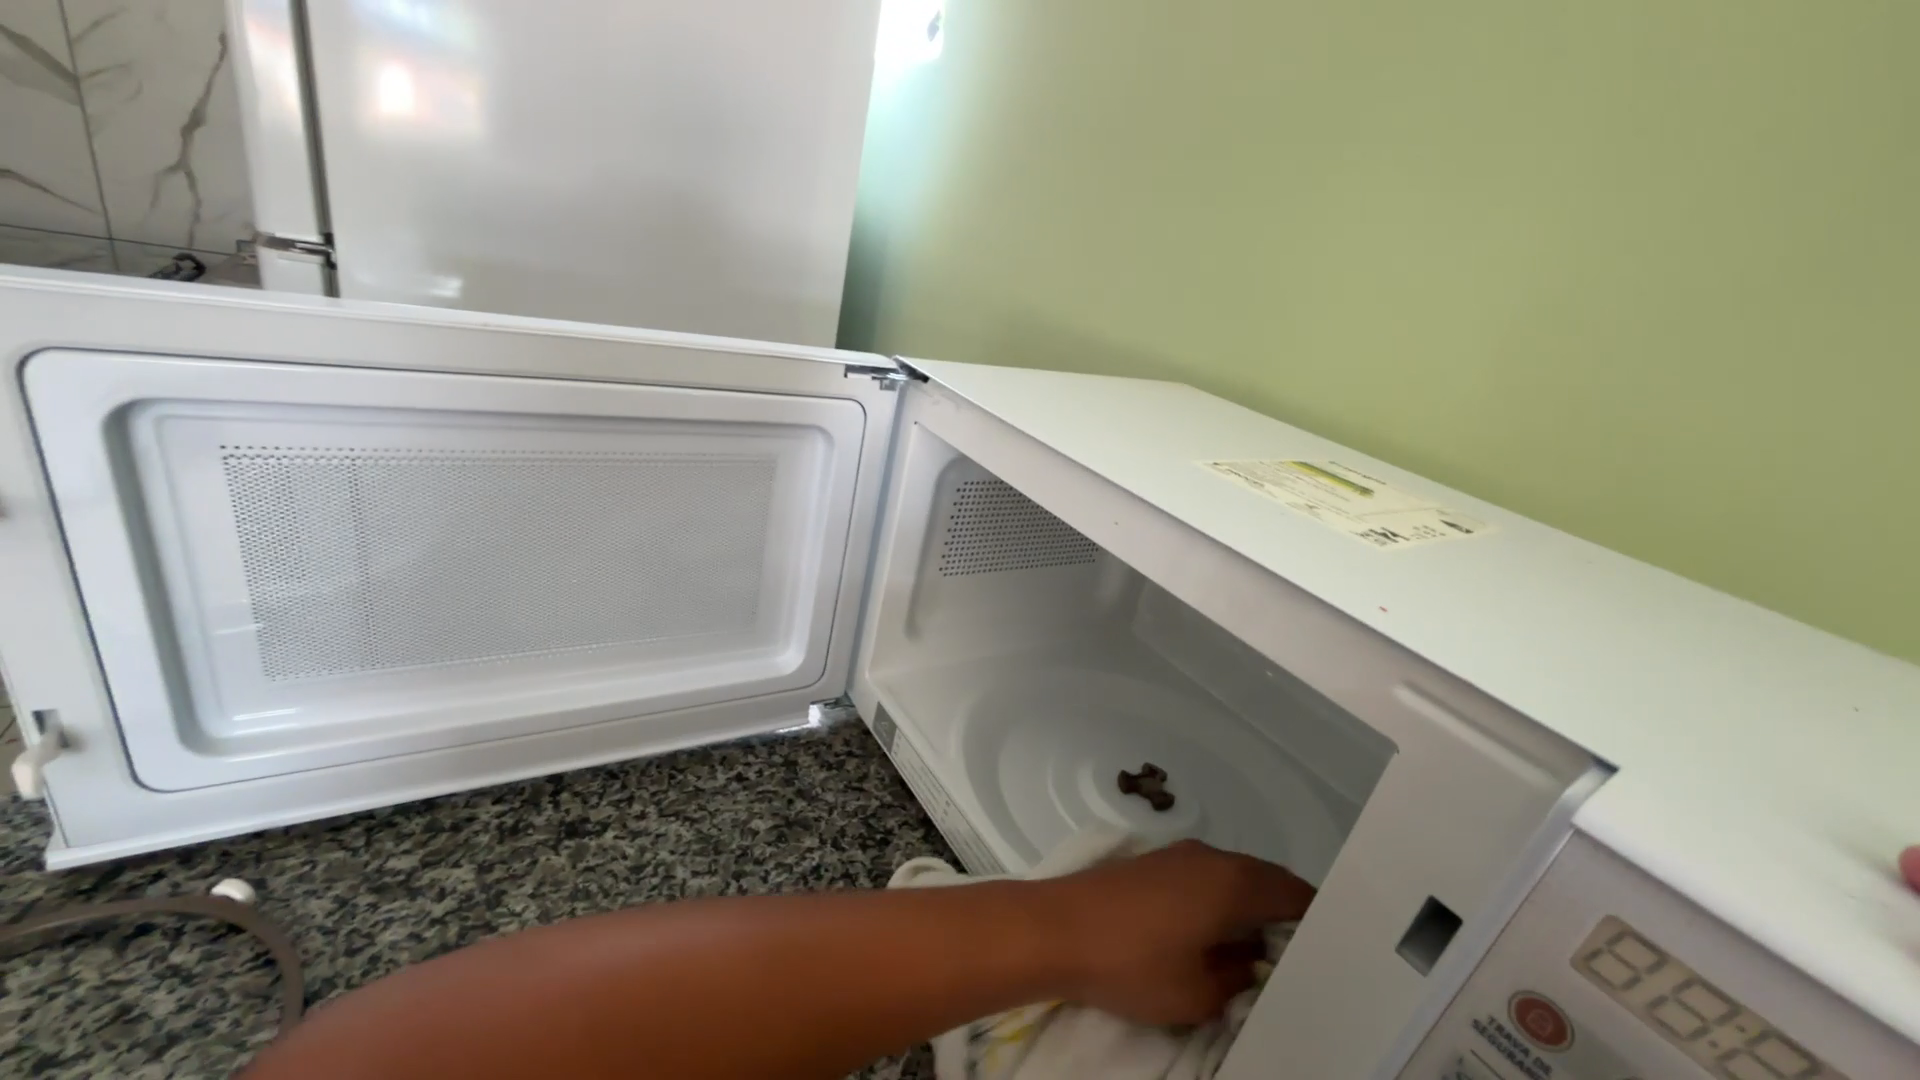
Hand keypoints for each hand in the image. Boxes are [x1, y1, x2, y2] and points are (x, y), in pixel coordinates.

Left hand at [1030, 840, 1315, 1026]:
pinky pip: (1202, 878)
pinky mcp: (1150, 863)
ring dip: (1246, 908)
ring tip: (1250, 953)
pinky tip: (1207, 935)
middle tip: (1291, 960)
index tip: (1326, 951)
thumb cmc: (1132, 963)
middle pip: (1265, 881)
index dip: (1317, 920)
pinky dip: (1217, 902)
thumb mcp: (1200, 992)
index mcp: (1233, 882)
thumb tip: (1255, 960)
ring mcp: (1176, 855)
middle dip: (1282, 917)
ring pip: (1231, 877)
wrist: (1054, 929)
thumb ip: (1241, 976)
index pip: (1295, 893)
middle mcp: (1210, 857)